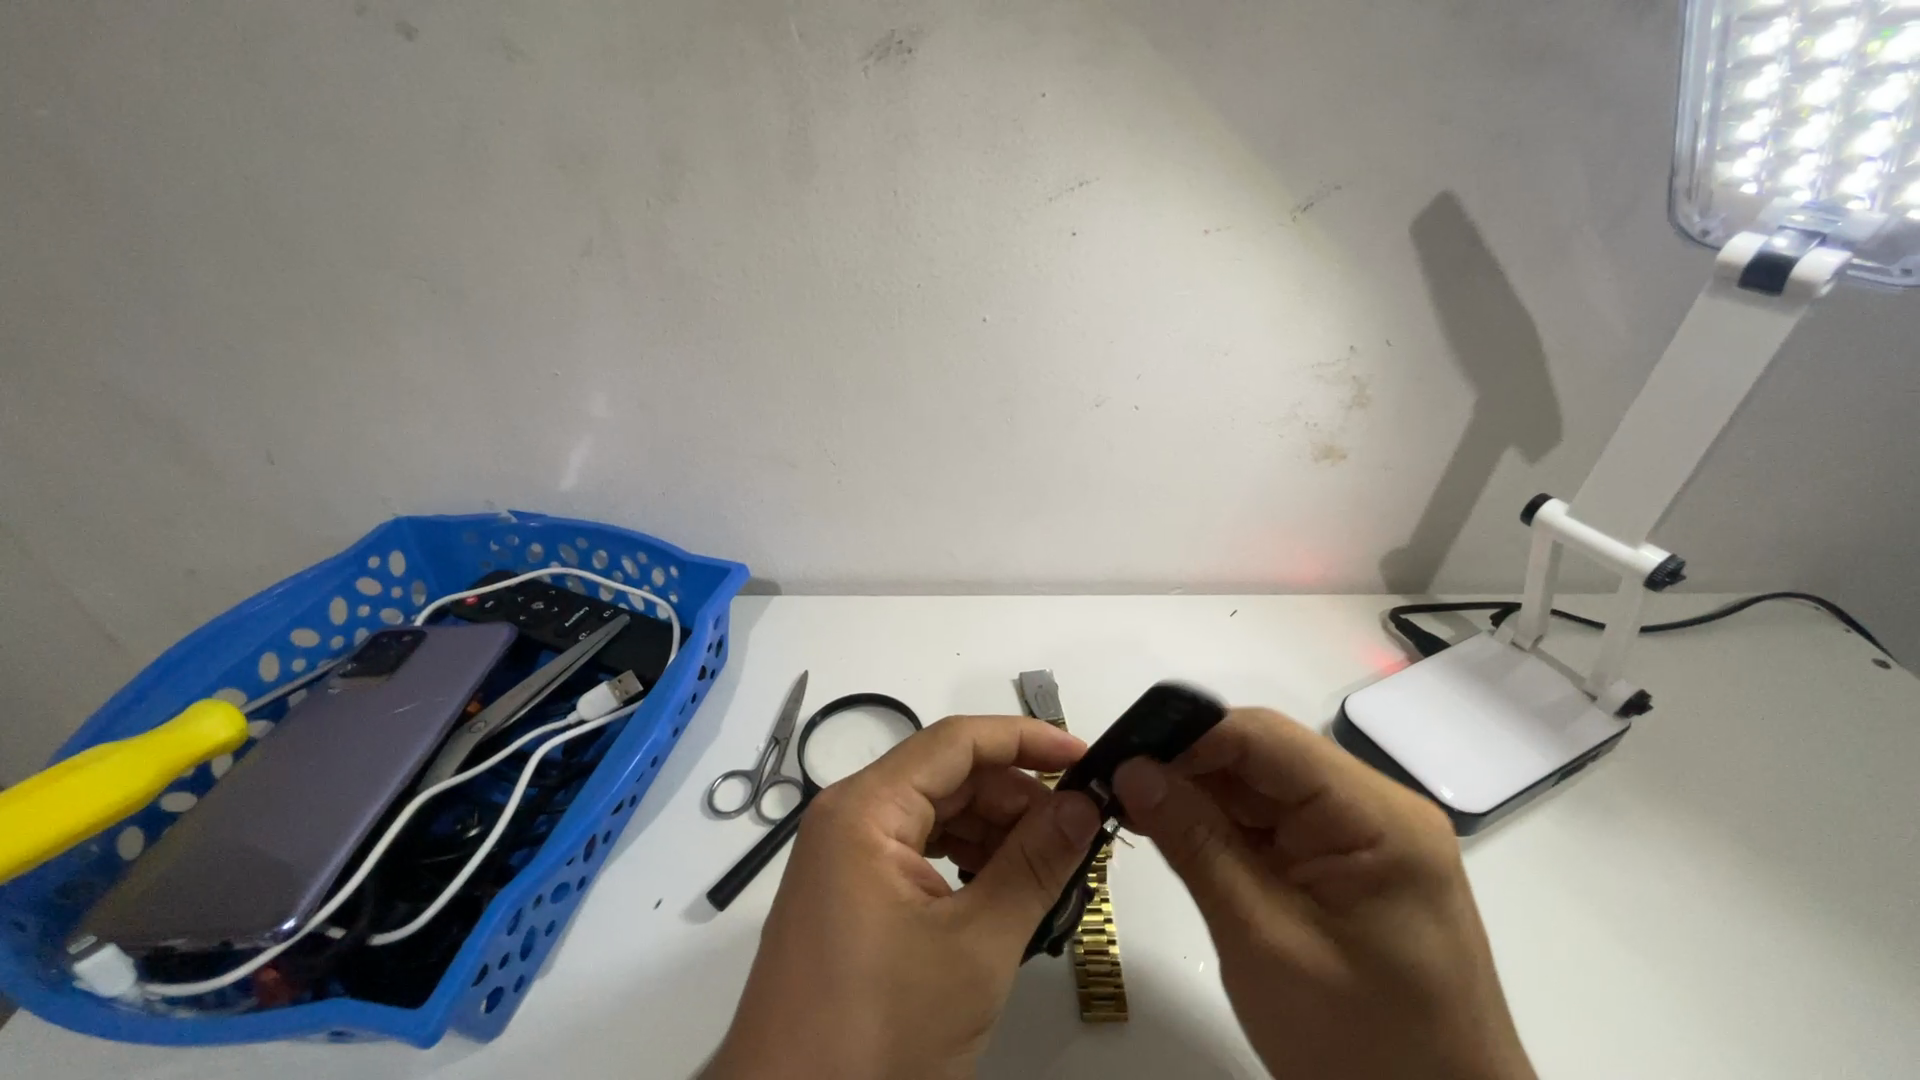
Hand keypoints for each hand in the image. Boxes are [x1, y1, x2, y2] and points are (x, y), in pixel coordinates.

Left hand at [705, 716, 1102, 1079]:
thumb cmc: (880, 1028)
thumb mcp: (975, 946)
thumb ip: (1035, 864)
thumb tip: (1084, 805)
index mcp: (865, 809)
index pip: (957, 741)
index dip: (1026, 739)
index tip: (1086, 757)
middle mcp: (849, 816)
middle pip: (949, 778)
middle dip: (1018, 798)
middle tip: (1081, 832)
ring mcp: (845, 856)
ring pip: (937, 815)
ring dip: (997, 833)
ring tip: (1054, 867)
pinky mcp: (850, 892)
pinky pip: (919, 851)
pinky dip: (968, 862)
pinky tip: (1006, 889)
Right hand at [1114, 709, 1534, 1079]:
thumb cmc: (1358, 1043)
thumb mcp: (1262, 940)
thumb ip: (1196, 843)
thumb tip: (1131, 767)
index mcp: (1374, 815)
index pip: (1265, 737)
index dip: (1187, 735)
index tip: (1119, 755)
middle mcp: (1373, 808)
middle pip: (1262, 757)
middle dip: (1186, 766)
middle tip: (1112, 787)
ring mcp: (1362, 836)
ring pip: (1260, 787)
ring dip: (1197, 796)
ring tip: (1131, 810)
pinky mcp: (1345, 864)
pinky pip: (1272, 823)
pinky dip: (1220, 826)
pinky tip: (1176, 836)